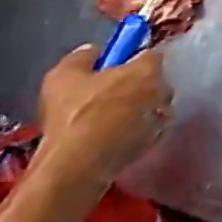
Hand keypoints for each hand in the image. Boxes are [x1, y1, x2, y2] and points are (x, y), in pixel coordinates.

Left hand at [34, 45, 170, 190]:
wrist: (83, 170)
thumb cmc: (109, 115)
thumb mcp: (143, 76)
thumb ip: (151, 61)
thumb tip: (151, 61)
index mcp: (68, 71)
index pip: (100, 50)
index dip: (127, 54)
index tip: (149, 66)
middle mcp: (62, 95)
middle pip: (112, 83)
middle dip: (141, 89)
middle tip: (159, 97)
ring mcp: (70, 125)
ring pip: (118, 110)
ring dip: (142, 114)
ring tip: (156, 122)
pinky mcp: (80, 151)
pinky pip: (115, 135)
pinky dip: (132, 136)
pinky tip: (144, 140)